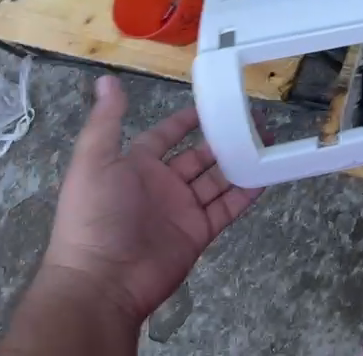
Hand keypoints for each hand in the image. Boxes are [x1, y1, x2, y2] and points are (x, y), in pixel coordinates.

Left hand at [38, 75, 261, 323]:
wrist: (101, 283)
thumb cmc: (95, 216)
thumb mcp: (94, 162)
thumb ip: (106, 121)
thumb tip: (106, 79)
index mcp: (136, 167)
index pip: (165, 136)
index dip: (186, 120)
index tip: (214, 102)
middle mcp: (162, 185)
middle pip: (199, 155)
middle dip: (224, 138)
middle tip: (255, 120)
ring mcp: (182, 210)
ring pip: (217, 179)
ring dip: (240, 160)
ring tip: (268, 141)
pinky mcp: (198, 232)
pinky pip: (227, 207)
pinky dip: (247, 192)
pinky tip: (266, 174)